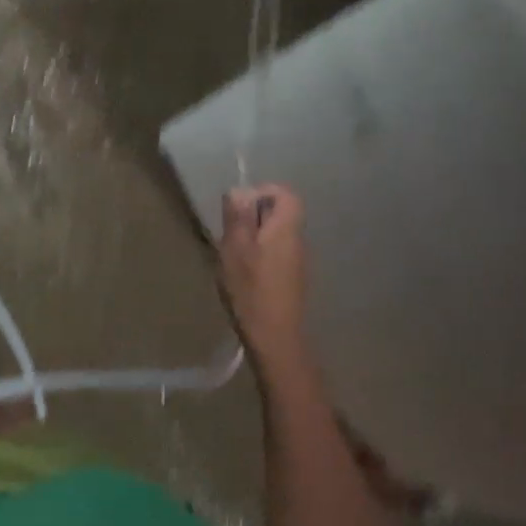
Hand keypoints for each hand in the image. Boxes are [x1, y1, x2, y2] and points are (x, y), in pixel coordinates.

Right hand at [216, 184, 309, 373]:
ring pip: (276, 233)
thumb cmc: (250, 289)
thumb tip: (240, 190)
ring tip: (230, 253)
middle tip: (227, 232)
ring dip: (253, 235)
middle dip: (252, 214)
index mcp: (286, 230)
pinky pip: (276, 251)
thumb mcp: (235, 248)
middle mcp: (298, 241)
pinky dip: (258, 252)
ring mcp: (297, 261)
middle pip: (281, 212)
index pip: (286, 194)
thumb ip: (238, 217)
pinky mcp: (292, 277)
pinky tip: (242, 272)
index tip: (237, 205)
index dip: (262, 191)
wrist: (275, 336)